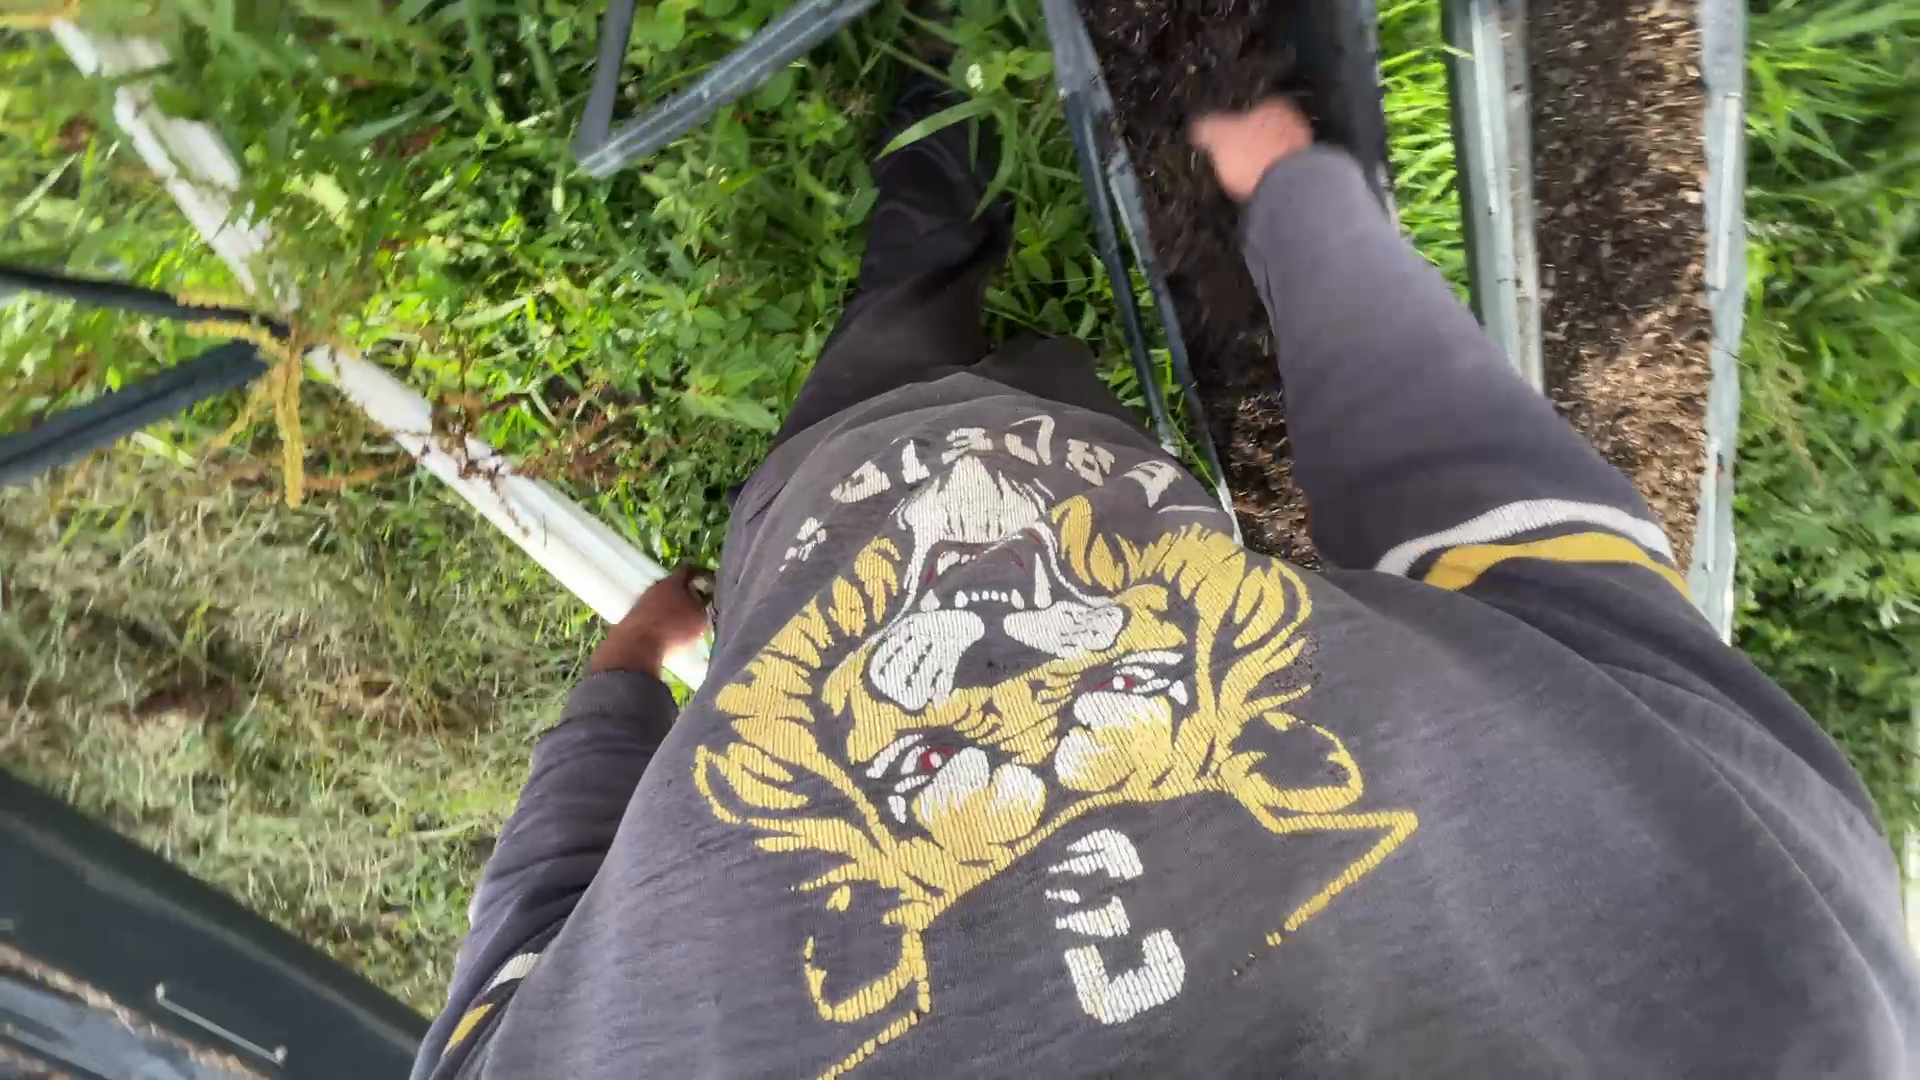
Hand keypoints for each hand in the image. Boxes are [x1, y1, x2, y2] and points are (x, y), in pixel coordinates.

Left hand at [588, 563, 712, 677]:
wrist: (636, 647)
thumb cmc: (674, 627)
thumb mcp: (700, 617)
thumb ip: (703, 606)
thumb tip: (701, 602)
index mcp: (673, 582)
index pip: (688, 569)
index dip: (700, 573)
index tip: (709, 580)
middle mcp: (655, 587)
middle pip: (673, 586)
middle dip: (685, 593)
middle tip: (697, 604)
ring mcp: (641, 602)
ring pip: (661, 600)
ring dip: (671, 608)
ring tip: (683, 622)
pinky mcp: (631, 619)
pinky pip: (651, 615)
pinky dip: (660, 621)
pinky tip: (667, 633)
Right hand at [1189, 98, 1314, 201]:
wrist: (1284, 186)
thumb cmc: (1250, 155)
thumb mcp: (1217, 137)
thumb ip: (1206, 128)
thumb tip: (1196, 125)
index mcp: (1272, 105)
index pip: (1250, 110)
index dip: (1234, 126)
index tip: (1224, 142)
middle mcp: (1292, 120)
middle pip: (1265, 130)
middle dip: (1250, 144)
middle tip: (1233, 160)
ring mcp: (1301, 146)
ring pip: (1275, 151)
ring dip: (1262, 162)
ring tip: (1244, 179)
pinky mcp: (1305, 171)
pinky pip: (1281, 171)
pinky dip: (1270, 177)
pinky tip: (1259, 188)